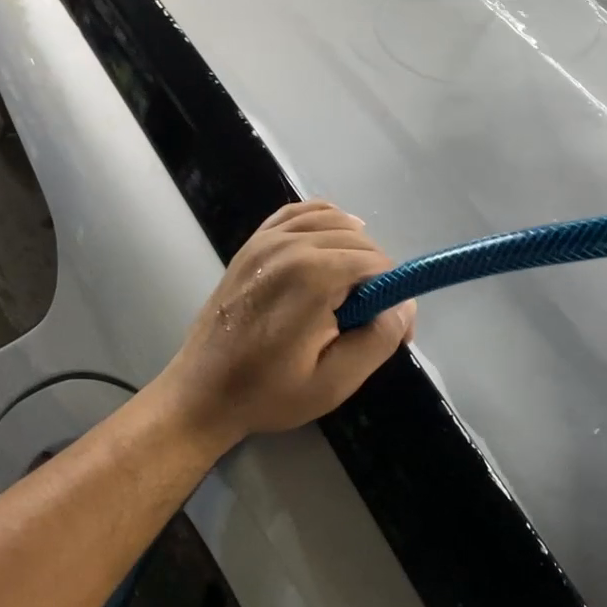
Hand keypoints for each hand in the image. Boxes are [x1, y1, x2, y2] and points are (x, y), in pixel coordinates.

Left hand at [154, 201, 415, 447]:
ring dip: (354, 248)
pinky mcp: (253, 243)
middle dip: (376, 275)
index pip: (377, 264)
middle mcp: (290, 245)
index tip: (390, 331)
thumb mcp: (334, 382)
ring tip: (352, 289)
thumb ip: (378, 339)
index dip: (393, 296)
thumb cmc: (268, 393)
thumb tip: (404, 304)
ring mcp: (266, 239)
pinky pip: (299, 212)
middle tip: (372, 319)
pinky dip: (324, 221)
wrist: (202, 392)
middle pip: (359, 241)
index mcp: (311, 276)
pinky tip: (332, 244)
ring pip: (333, 220)